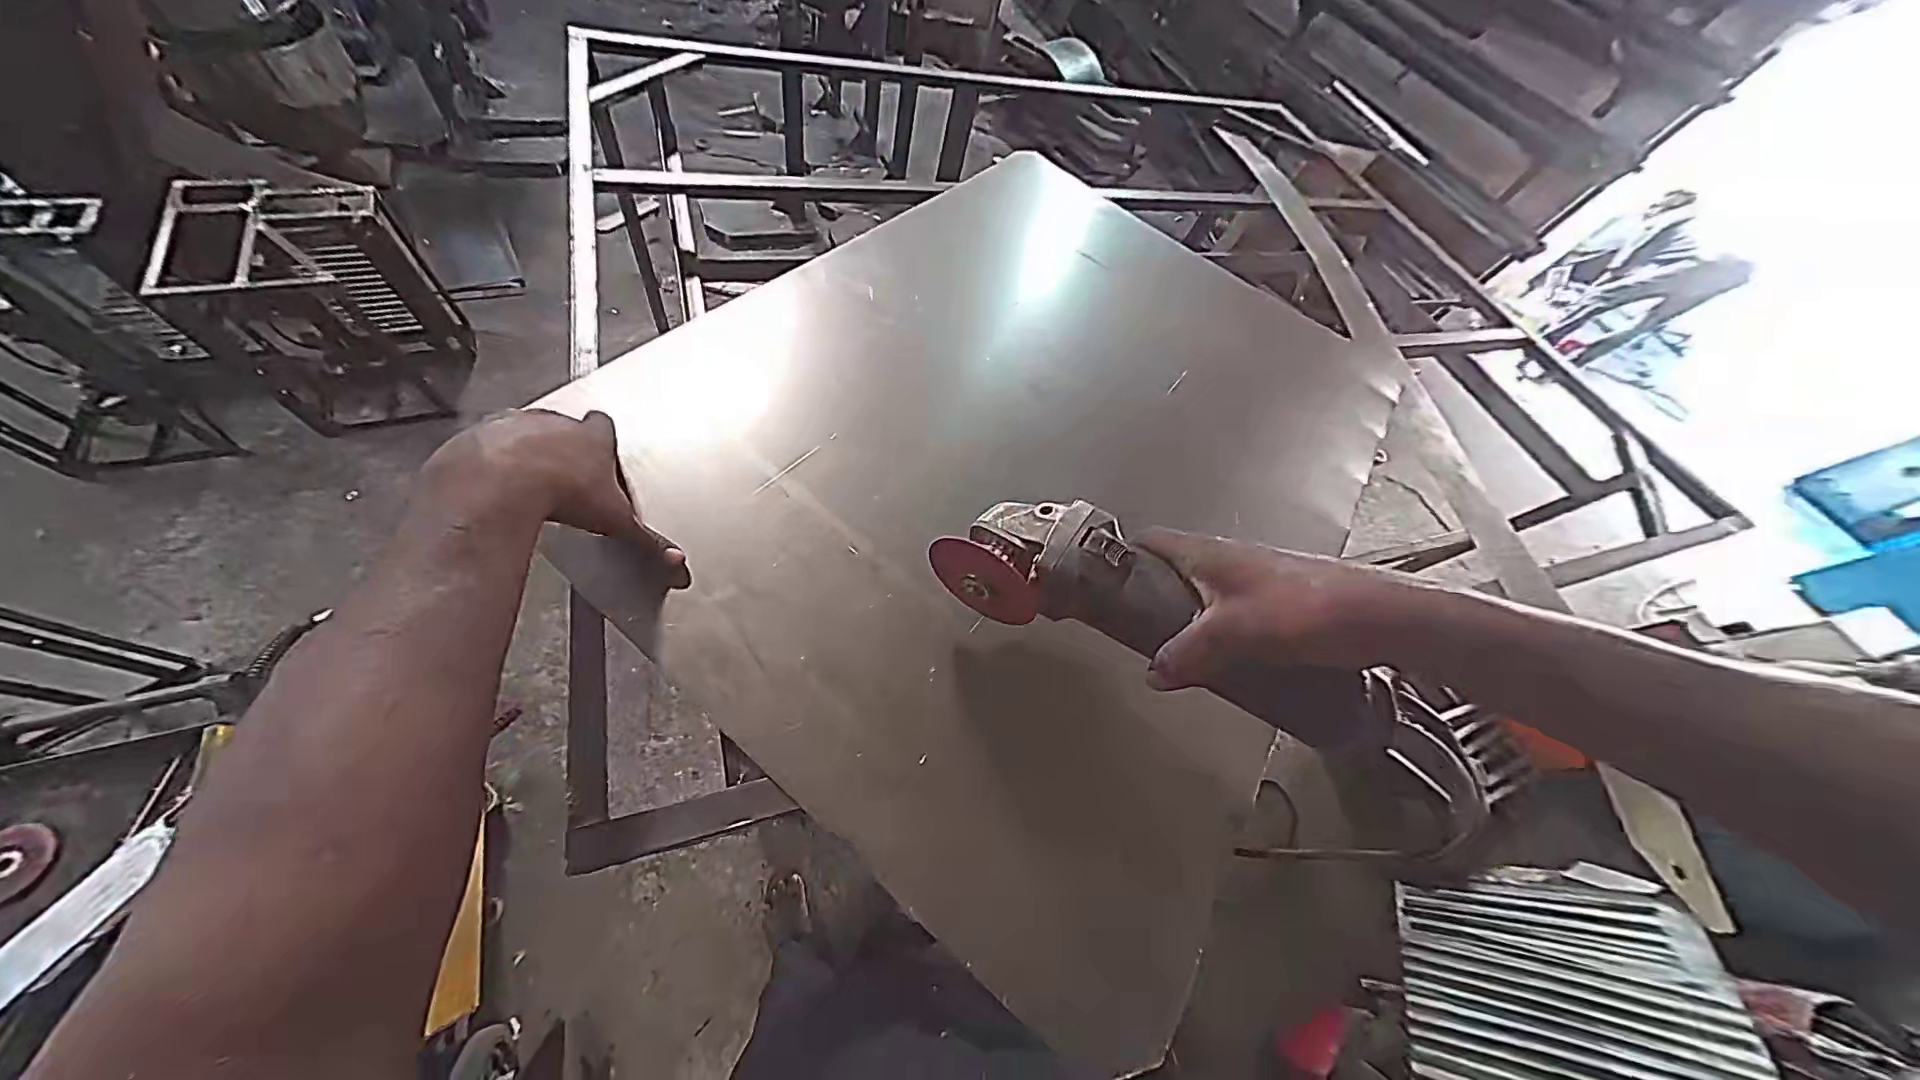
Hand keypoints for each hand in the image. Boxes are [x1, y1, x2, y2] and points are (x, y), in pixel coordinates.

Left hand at [423, 409, 688, 585]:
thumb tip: (677, 563)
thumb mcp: (615, 522)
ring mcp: (513, 424)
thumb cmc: (562, 493)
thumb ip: (647, 540)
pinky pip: (483, 444)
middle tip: (565, 474)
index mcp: (593, 436)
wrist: (497, 485)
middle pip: (563, 426)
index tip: (601, 453)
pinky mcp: (476, 435)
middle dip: (563, 444)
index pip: (604, 425)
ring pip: (522, 430)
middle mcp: (555, 422)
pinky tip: (491, 486)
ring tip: (526, 481)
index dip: (603, 438)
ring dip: (524, 449)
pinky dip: (487, 460)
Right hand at [1135, 528, 1418, 689]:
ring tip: (1166, 647)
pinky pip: (1225, 610)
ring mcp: (1250, 579)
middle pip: (1170, 568)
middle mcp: (1225, 559)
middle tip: (1129, 625)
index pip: (1150, 541)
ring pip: (1199, 591)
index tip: (1102, 583)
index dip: (1123, 556)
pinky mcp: (1271, 601)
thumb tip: (1153, 673)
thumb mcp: (1232, 634)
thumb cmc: (1306, 610)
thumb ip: (1186, 653)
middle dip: (1147, 593)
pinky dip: (1210, 629)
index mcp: (1206, 554)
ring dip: (1180, 615)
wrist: (1379, 619)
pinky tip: (1214, 656)